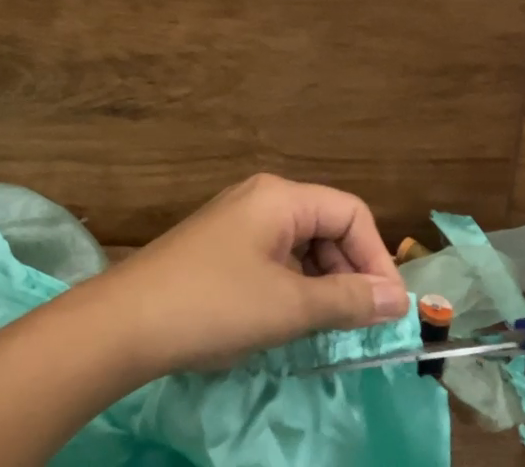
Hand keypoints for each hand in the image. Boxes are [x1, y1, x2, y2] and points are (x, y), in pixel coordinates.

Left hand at [79, 174, 409, 372]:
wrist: (128, 320)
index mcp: (279, 197)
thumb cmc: (215, 304)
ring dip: (324, 283)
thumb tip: (396, 299)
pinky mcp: (221, 248)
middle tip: (362, 324)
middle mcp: (260, 198)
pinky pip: (275, 258)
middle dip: (351, 272)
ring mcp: (237, 222)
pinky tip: (292, 320)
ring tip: (328, 327)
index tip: (390, 312)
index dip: (378, 259)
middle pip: (327, 226)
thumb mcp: (290, 306)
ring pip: (301, 246)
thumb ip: (348, 299)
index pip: (350, 213)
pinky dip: (294, 286)